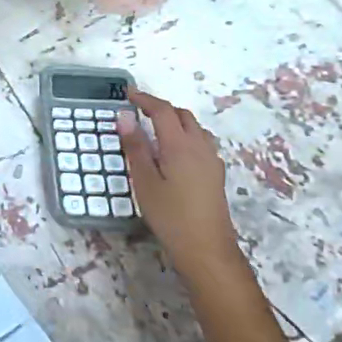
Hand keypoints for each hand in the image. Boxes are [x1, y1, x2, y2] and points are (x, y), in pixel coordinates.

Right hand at [118, 91, 246, 273]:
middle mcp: (200, 146)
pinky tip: (174, 153)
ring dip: (175, 121)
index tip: (128, 94)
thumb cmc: (170, 215)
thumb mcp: (144, 182)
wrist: (206, 247)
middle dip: (161, 108)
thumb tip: (125, 117)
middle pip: (182, 115)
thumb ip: (136, 147)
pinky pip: (201, 142)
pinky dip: (185, 136)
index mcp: (180, 145)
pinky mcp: (215, 174)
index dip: (145, 99)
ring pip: (194, 128)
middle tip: (139, 111)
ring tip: (155, 130)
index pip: (162, 111)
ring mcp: (211, 160)